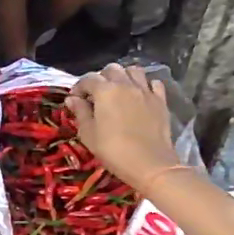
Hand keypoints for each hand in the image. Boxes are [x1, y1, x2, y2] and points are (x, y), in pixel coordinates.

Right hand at [66, 63, 180, 192]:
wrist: (150, 165)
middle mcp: (126, 84)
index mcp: (105, 91)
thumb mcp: (89, 134)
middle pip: (112, 69)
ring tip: (119, 90)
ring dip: (124, 76)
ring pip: (134, 71)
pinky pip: (153, 83)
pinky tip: (140, 95)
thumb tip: (72, 99)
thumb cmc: (113, 151)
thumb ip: (80, 112)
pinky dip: (145, 85)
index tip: (75, 99)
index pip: (88, 79)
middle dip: (101, 78)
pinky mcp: (161, 101)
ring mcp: (146, 91)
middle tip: (96, 95)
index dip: (79, 87)